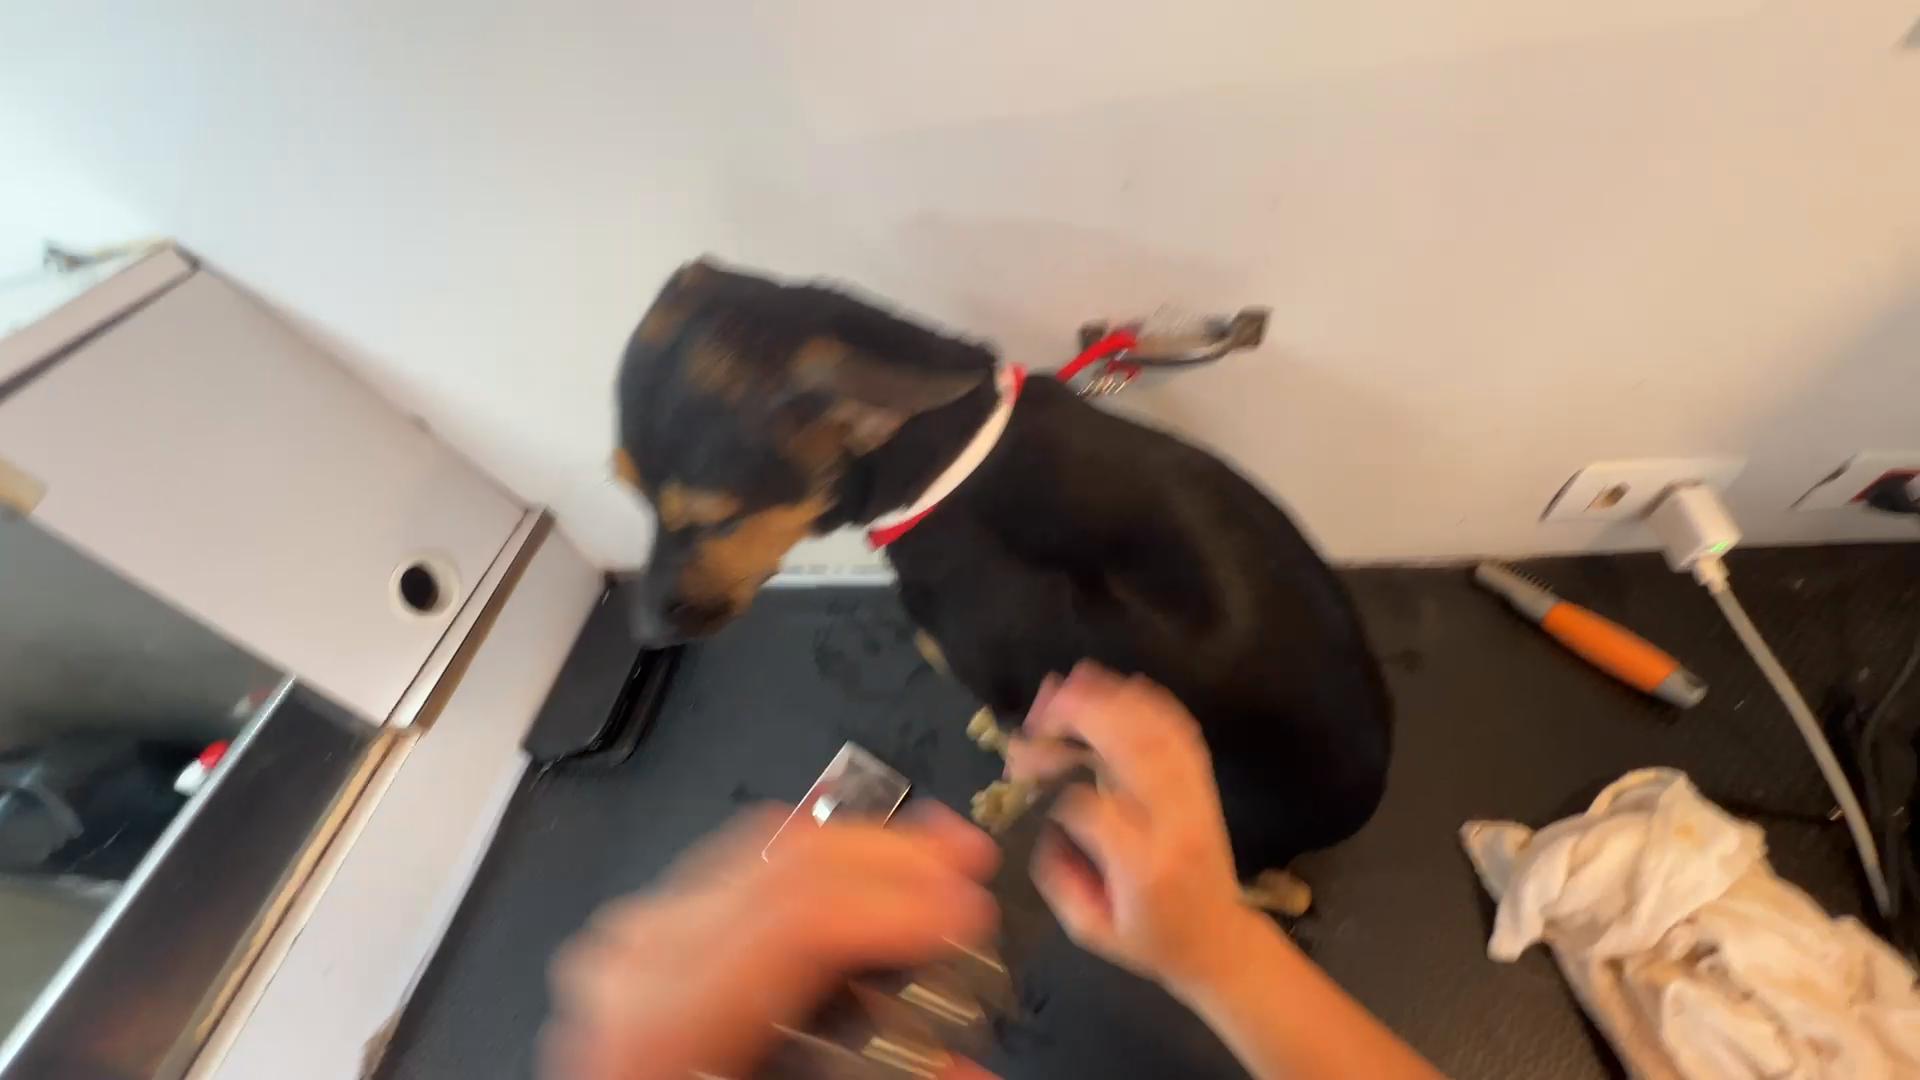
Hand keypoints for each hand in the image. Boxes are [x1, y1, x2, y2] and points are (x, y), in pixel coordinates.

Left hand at [540, 803, 1001, 1079]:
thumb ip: (881, 1078)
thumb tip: (967, 1067)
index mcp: (663, 1024)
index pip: (798, 920)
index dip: (896, 904)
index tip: (965, 908)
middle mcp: (650, 955)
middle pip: (795, 861)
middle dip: (900, 854)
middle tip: (969, 862)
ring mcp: (652, 921)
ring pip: (780, 840)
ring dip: (872, 843)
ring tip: (937, 852)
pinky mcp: (666, 909)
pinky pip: (759, 851)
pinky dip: (828, 848)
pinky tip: (871, 856)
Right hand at [1005, 663, 1266, 995]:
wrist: (1221, 943)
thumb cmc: (1150, 940)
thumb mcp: (1090, 929)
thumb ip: (1057, 874)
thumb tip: (1037, 811)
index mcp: (1142, 867)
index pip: (1090, 803)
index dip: (1050, 773)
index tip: (1021, 768)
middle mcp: (1174, 824)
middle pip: (1131, 750)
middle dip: (1083, 716)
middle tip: (1044, 705)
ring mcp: (1196, 799)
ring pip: (1158, 733)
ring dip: (1114, 699)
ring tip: (1074, 682)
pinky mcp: (1205, 785)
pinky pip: (1182, 732)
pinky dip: (1152, 702)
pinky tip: (1124, 686)